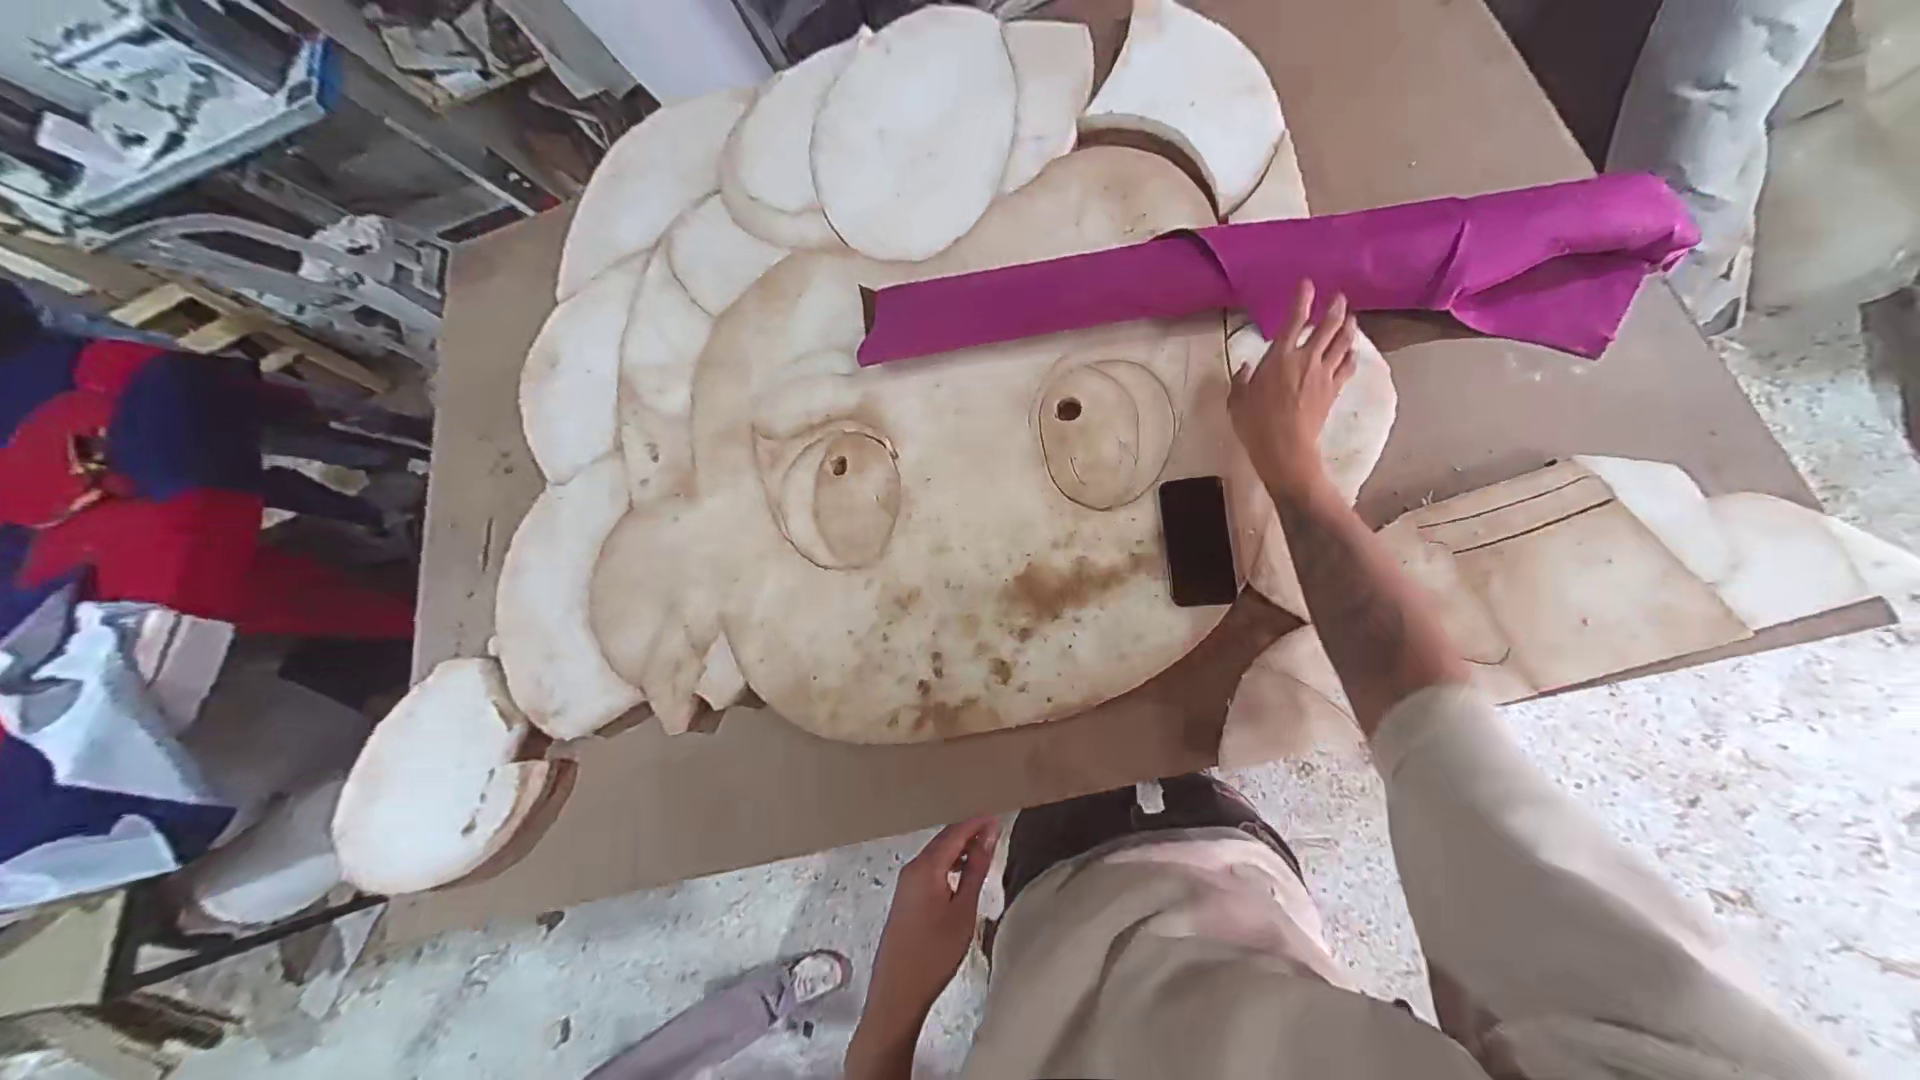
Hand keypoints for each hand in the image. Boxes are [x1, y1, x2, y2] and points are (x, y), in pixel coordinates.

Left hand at [869, 817, 997, 1015]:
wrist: (898, 991)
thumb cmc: (935, 952)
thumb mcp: (963, 910)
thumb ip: (975, 869)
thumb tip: (988, 837)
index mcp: (926, 867)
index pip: (954, 833)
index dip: (977, 823)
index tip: (998, 818)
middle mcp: (912, 868)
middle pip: (943, 840)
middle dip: (968, 832)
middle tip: (994, 831)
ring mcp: (906, 883)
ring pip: (936, 854)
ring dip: (959, 848)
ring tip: (984, 851)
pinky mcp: (906, 897)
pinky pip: (930, 868)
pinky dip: (948, 863)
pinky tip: (962, 874)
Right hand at [1228, 280, 1358, 497]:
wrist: (1285, 446)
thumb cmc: (1255, 423)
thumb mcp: (1237, 400)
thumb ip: (1241, 380)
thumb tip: (1246, 368)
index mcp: (1279, 357)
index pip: (1293, 321)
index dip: (1302, 300)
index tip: (1308, 284)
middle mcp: (1305, 359)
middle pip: (1327, 327)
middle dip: (1334, 309)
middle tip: (1339, 297)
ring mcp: (1323, 374)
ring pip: (1342, 343)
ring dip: (1348, 328)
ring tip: (1351, 319)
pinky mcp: (1333, 390)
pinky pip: (1347, 366)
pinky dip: (1351, 355)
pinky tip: (1353, 352)